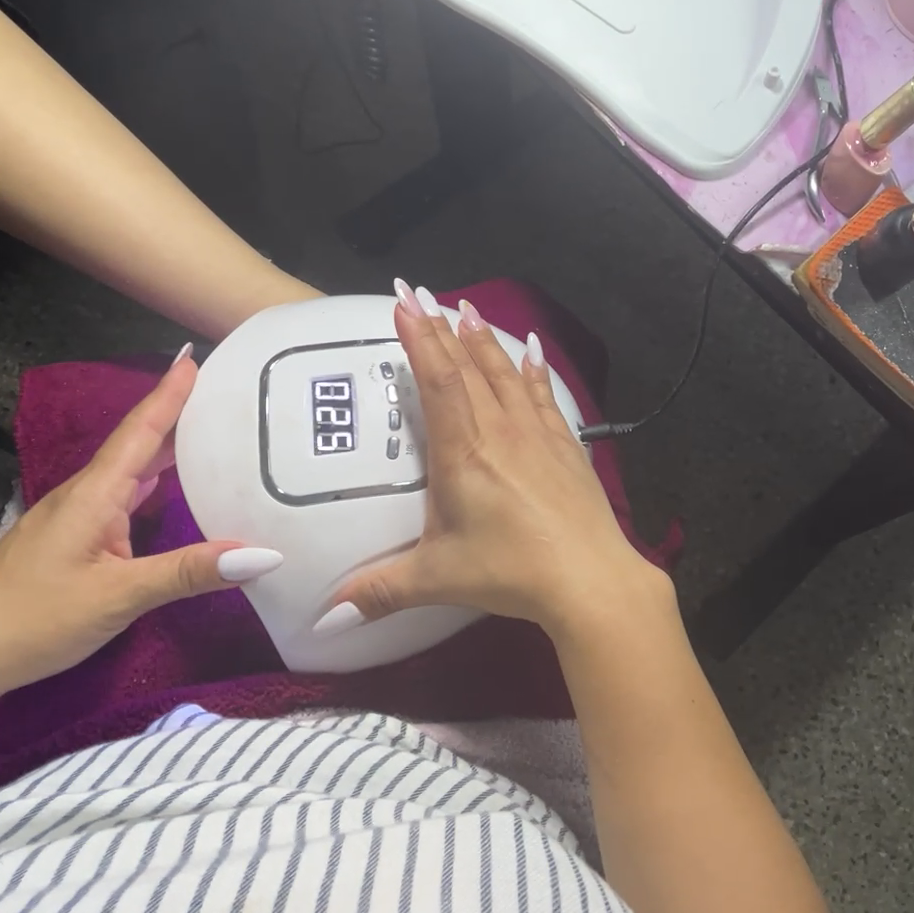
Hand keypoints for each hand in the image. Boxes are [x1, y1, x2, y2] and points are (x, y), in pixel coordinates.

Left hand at [0, 347, 284, 704]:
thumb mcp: (119, 596)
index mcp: (93, 496)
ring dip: (169, 448)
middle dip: (178, 414)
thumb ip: (190, 572)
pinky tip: (175, 488)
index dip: (169, 396)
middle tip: (224, 393)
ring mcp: (77, 518)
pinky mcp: (75, 539)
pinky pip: (126, 496)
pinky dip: (157, 482)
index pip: (139, 433)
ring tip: (212, 432)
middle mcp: (85, 496)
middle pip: (138, 444)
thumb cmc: (33, 619)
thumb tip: (264, 554)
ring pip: (132, 471)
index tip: (196, 358)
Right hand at [321, 282, 673, 640]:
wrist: (591, 579)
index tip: (403, 301)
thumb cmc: (510, 572)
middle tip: (422, 292)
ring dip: (484, 340)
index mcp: (464, 451)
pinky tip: (532, 350)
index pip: (439, 380)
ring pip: (507, 374)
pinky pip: (546, 397)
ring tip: (467, 308)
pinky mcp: (567, 448)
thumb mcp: (437, 579)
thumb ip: (379, 592)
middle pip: (469, 367)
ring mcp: (539, 435)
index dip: (419, 338)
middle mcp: (501, 430)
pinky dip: (535, 370)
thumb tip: (323, 620)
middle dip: (442, 327)